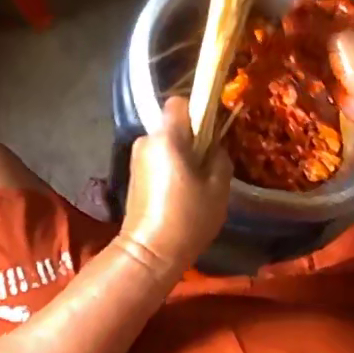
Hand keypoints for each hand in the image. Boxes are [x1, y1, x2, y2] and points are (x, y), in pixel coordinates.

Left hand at [120, 96, 229, 277]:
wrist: (149, 250)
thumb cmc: (188, 217)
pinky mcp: (134, 169)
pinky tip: (182, 187)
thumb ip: (219, 157)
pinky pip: (157, 154)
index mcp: (166, 137)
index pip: (179, 102)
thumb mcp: (218, 189)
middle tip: (211, 158)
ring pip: (165, 140)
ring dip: (181, 150)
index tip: (213, 128)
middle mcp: (147, 138)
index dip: (198, 109)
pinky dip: (170, 162)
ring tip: (198, 178)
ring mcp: (137, 154)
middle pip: (172, 122)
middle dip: (192, 134)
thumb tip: (215, 143)